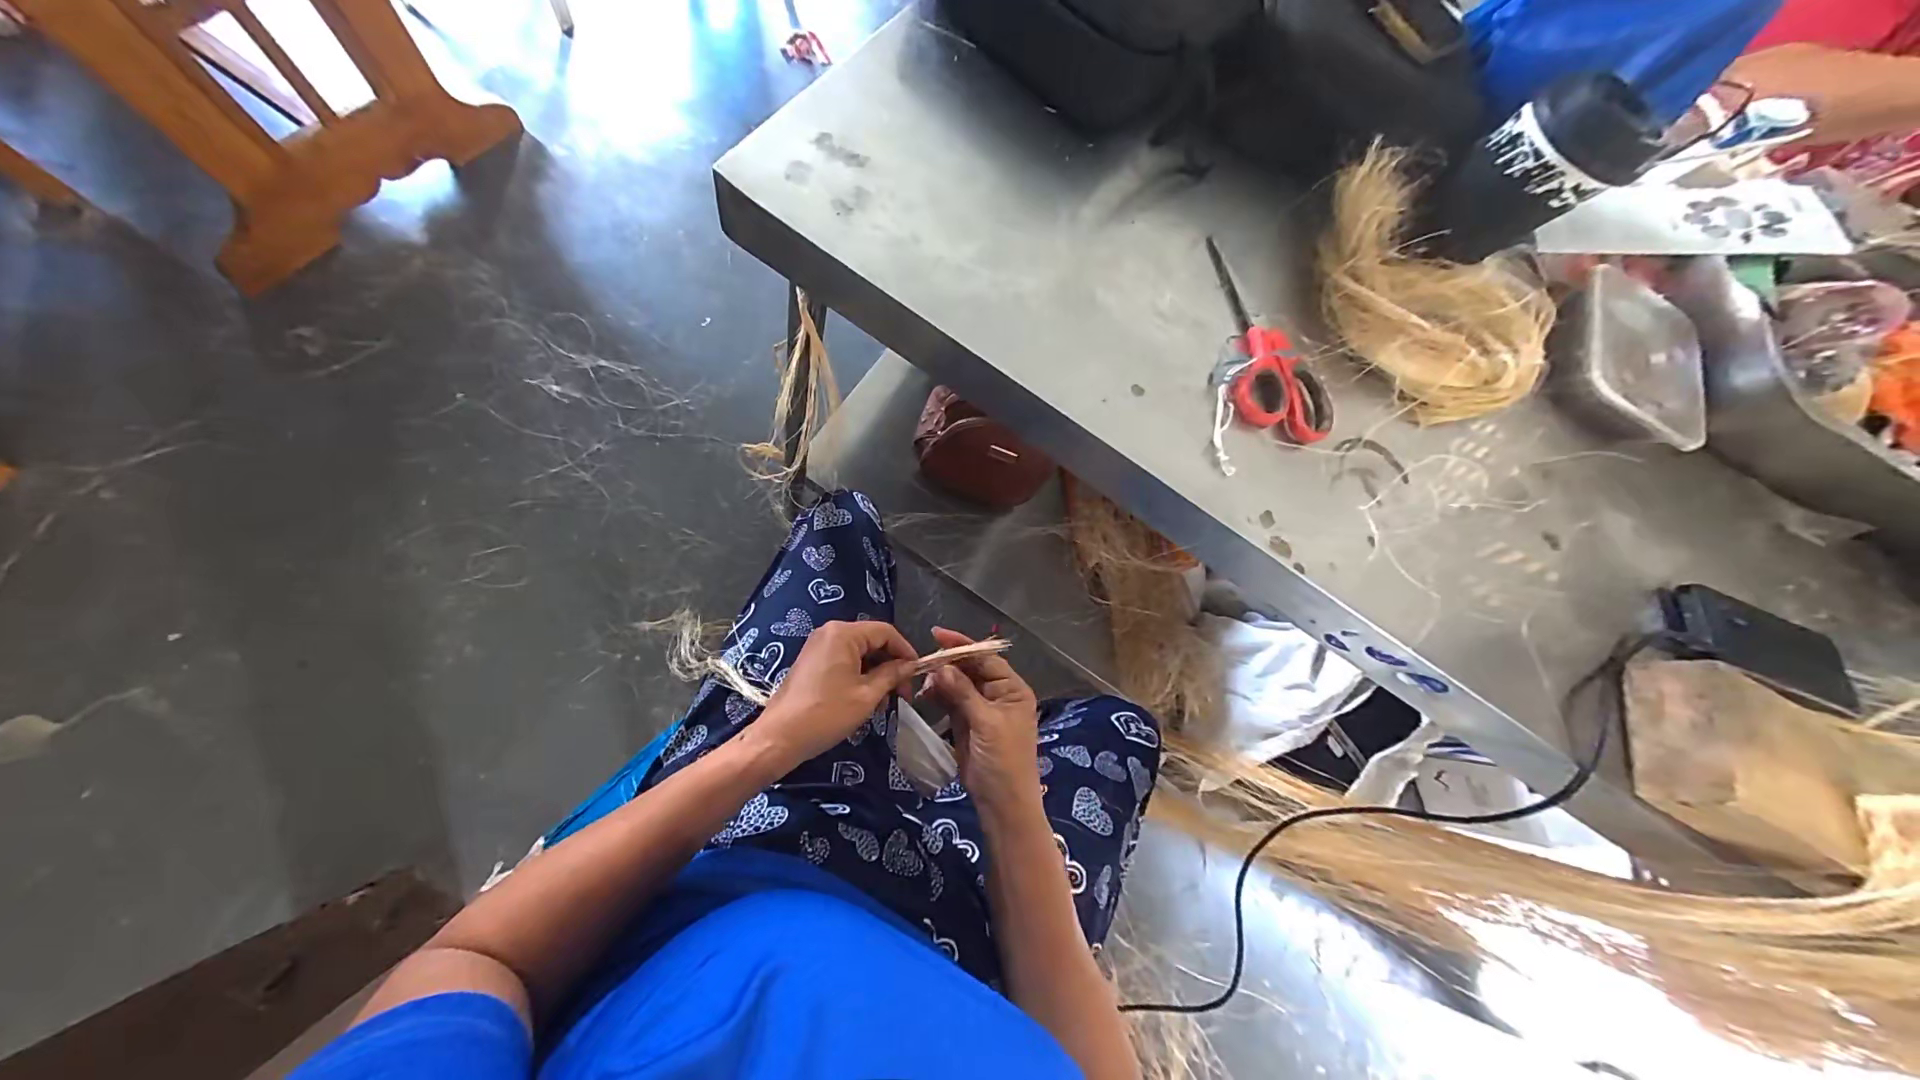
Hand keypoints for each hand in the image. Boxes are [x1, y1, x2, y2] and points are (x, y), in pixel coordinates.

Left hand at [751, 620, 917, 774]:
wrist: (779, 737)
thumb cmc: (826, 713)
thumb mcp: (867, 695)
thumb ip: (892, 675)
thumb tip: (910, 666)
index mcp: (843, 633)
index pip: (886, 632)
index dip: (906, 651)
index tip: (917, 674)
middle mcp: (829, 632)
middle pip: (872, 641)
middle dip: (891, 665)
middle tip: (903, 693)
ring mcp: (818, 647)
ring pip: (859, 653)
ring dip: (876, 674)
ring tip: (884, 702)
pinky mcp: (811, 662)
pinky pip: (844, 661)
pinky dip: (859, 676)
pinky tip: (865, 699)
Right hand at [921, 626, 1041, 813]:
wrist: (1003, 804)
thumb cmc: (1004, 760)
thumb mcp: (986, 723)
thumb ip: (962, 693)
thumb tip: (940, 667)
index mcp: (1012, 690)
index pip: (986, 658)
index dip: (963, 645)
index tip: (937, 634)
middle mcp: (999, 695)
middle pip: (971, 669)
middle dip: (948, 663)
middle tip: (922, 660)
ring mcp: (982, 710)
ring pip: (959, 684)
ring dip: (941, 680)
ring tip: (922, 680)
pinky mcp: (967, 724)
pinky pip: (952, 702)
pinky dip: (939, 696)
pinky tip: (925, 694)